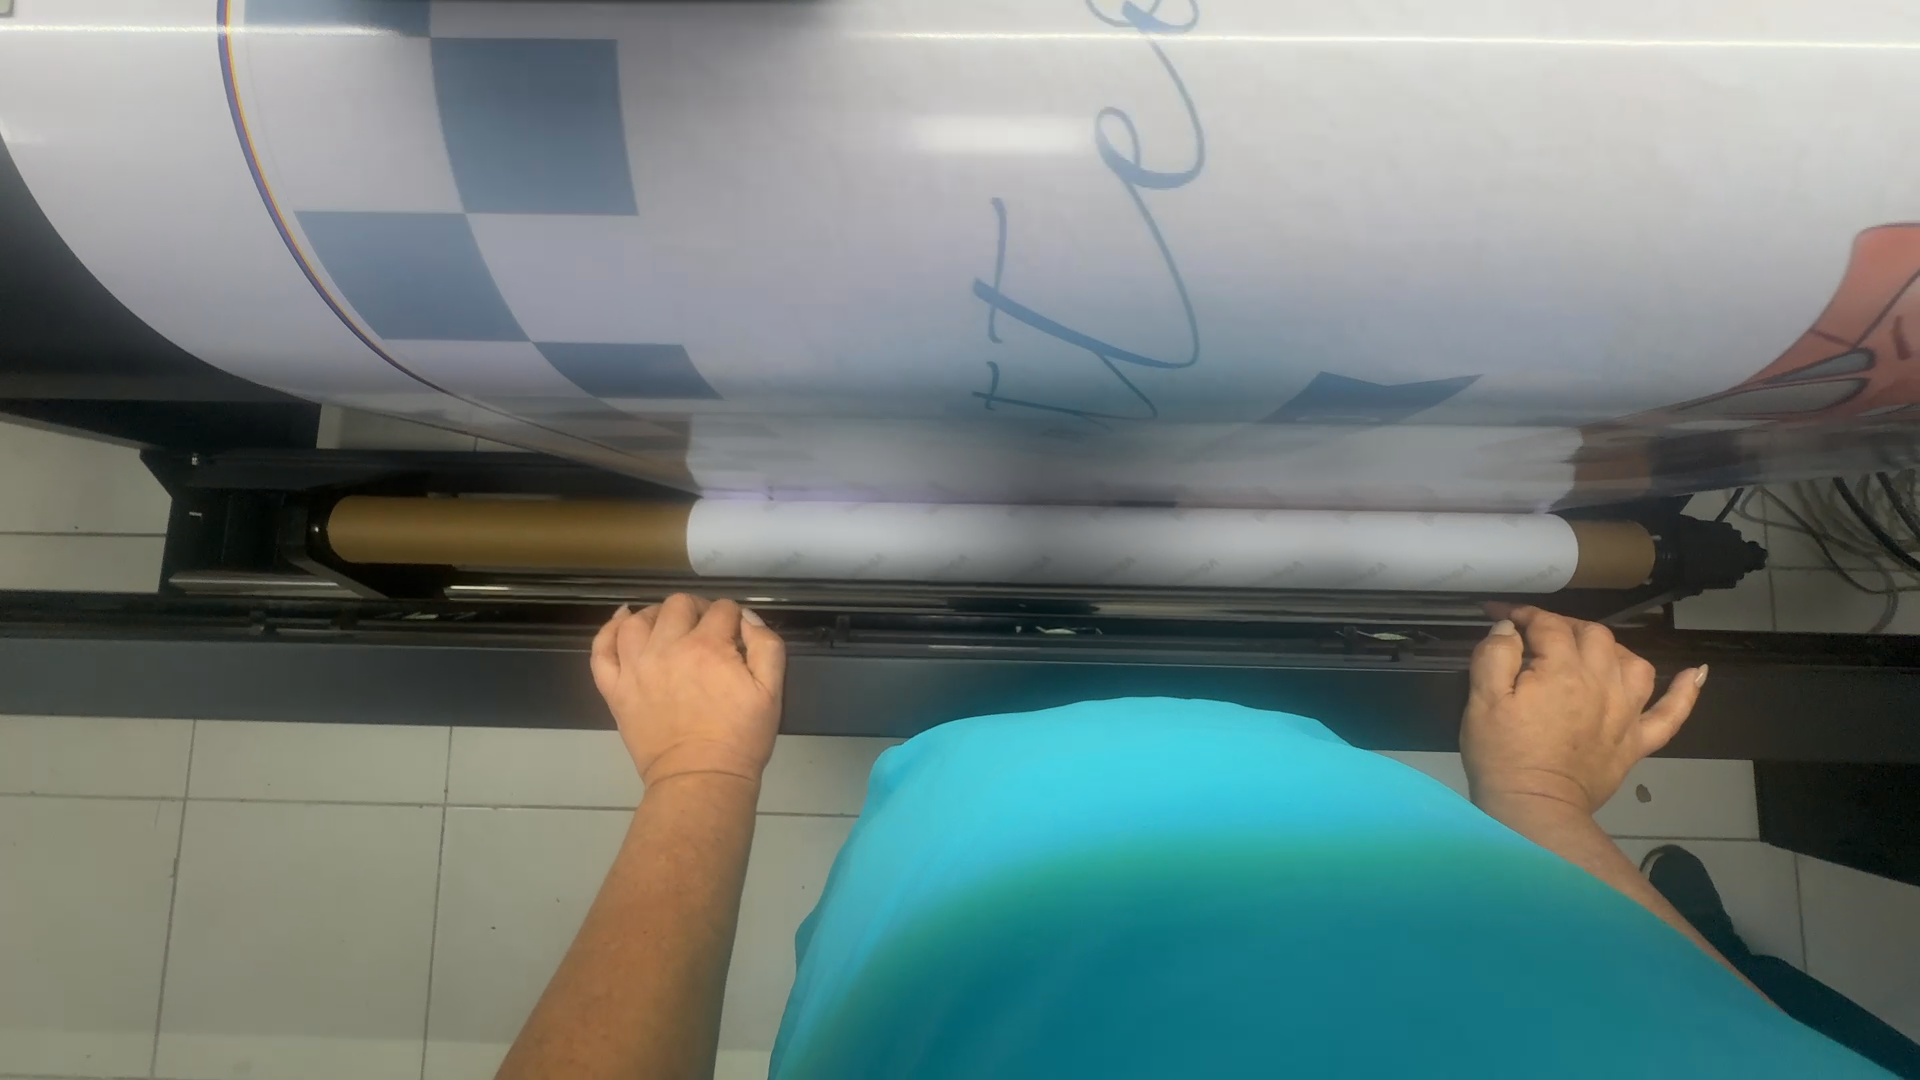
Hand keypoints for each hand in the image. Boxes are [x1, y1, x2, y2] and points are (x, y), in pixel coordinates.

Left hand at [590, 594, 785, 787]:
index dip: (735, 617)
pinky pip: (601, 650)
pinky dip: (609, 630)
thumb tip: (747, 619)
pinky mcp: (615, 690)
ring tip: (669, 625)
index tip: (739, 636)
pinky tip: (623, 620)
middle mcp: (667, 649)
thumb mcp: (772, 690)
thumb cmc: (741, 737)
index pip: (723, 609)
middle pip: (678, 605)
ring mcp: (635, 669)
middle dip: (698, 609)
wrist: (701, 780)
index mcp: (708, 647)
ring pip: (637, 620)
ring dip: (656, 614)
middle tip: (708, 629)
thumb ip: (767, 645)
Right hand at [1461, 605, 1705, 819]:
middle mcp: (1603, 684)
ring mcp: (1627, 713)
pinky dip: (1687, 689)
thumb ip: (1494, 655)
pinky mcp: (1638, 740)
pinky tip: (1696, 673)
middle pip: (1593, 636)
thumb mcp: (1481, 698)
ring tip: (1583, 649)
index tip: (1499, 612)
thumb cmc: (1500, 751)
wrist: (1534, 806)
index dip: (1522, 613)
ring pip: (1632, 662)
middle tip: (1532, 632)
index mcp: (1561, 672)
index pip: (1548, 625)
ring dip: (1608, 647)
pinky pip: (1674, 711)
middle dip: (1561, 625)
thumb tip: (1509, 628)